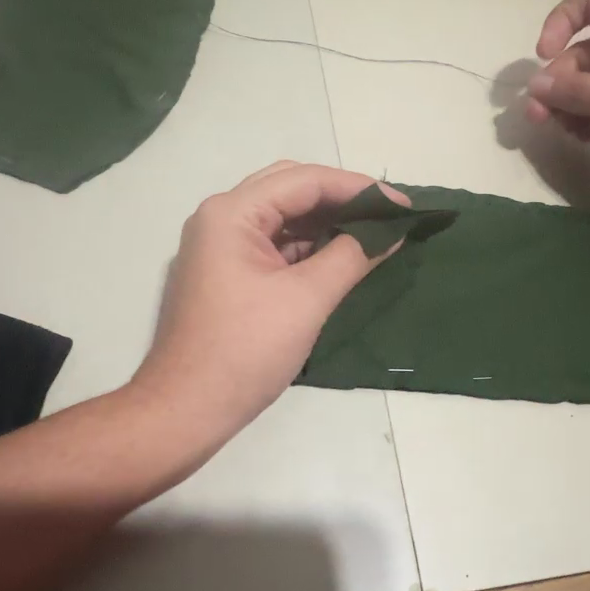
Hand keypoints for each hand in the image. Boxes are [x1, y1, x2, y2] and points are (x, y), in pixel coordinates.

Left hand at [132, 162, 408, 439]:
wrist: (185, 410)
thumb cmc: (244, 351)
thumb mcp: (306, 300)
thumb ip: (352, 255)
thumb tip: (390, 232)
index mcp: (231, 213)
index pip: (304, 180)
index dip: (359, 188)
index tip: (404, 205)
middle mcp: (220, 219)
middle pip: (290, 189)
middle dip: (342, 199)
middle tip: (390, 215)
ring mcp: (218, 247)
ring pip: (282, 217)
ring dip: (326, 223)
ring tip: (375, 233)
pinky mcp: (224, 274)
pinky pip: (273, 245)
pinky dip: (307, 247)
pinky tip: (341, 256)